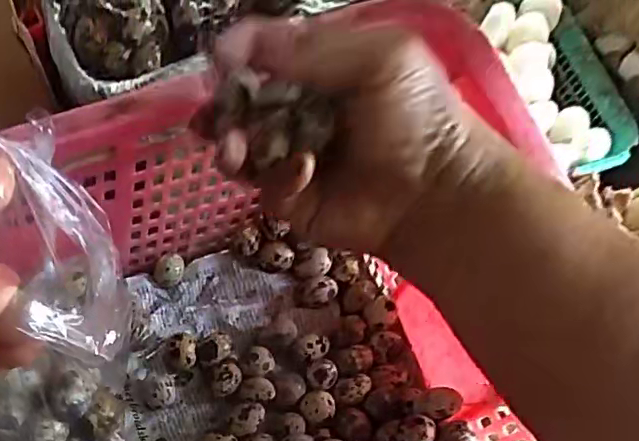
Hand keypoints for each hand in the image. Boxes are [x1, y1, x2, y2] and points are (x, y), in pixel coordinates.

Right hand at [206, 13, 517, 258]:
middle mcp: (300, 112)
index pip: (269, 57)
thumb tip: (233, 42)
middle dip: (224, 111)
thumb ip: (311, 49)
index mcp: (323, 69)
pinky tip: (304, 171)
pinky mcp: (288, 200)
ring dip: (233, 147)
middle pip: (245, 108)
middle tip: (209, 119)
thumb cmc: (415, 115)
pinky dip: (280, 176)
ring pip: (243, 150)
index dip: (240, 57)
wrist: (428, 191)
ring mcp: (291, 157)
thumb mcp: (376, 58)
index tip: (218, 61)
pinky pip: (267, 185)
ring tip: (234, 151)